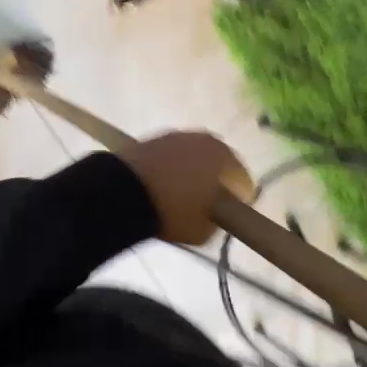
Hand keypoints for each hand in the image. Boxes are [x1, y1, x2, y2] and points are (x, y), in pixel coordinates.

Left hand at [118, 132, 252, 245]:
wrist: (122, 191)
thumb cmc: (170, 211)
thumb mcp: (202, 231)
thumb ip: (218, 222)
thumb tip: (216, 215)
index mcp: (226, 160)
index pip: (244, 182)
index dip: (240, 200)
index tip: (229, 215)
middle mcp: (207, 140)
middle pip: (222, 163)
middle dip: (219, 180)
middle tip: (208, 202)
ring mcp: (180, 134)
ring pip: (198, 155)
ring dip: (197, 169)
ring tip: (184, 192)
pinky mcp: (156, 136)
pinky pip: (176, 152)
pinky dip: (176, 164)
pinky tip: (166, 181)